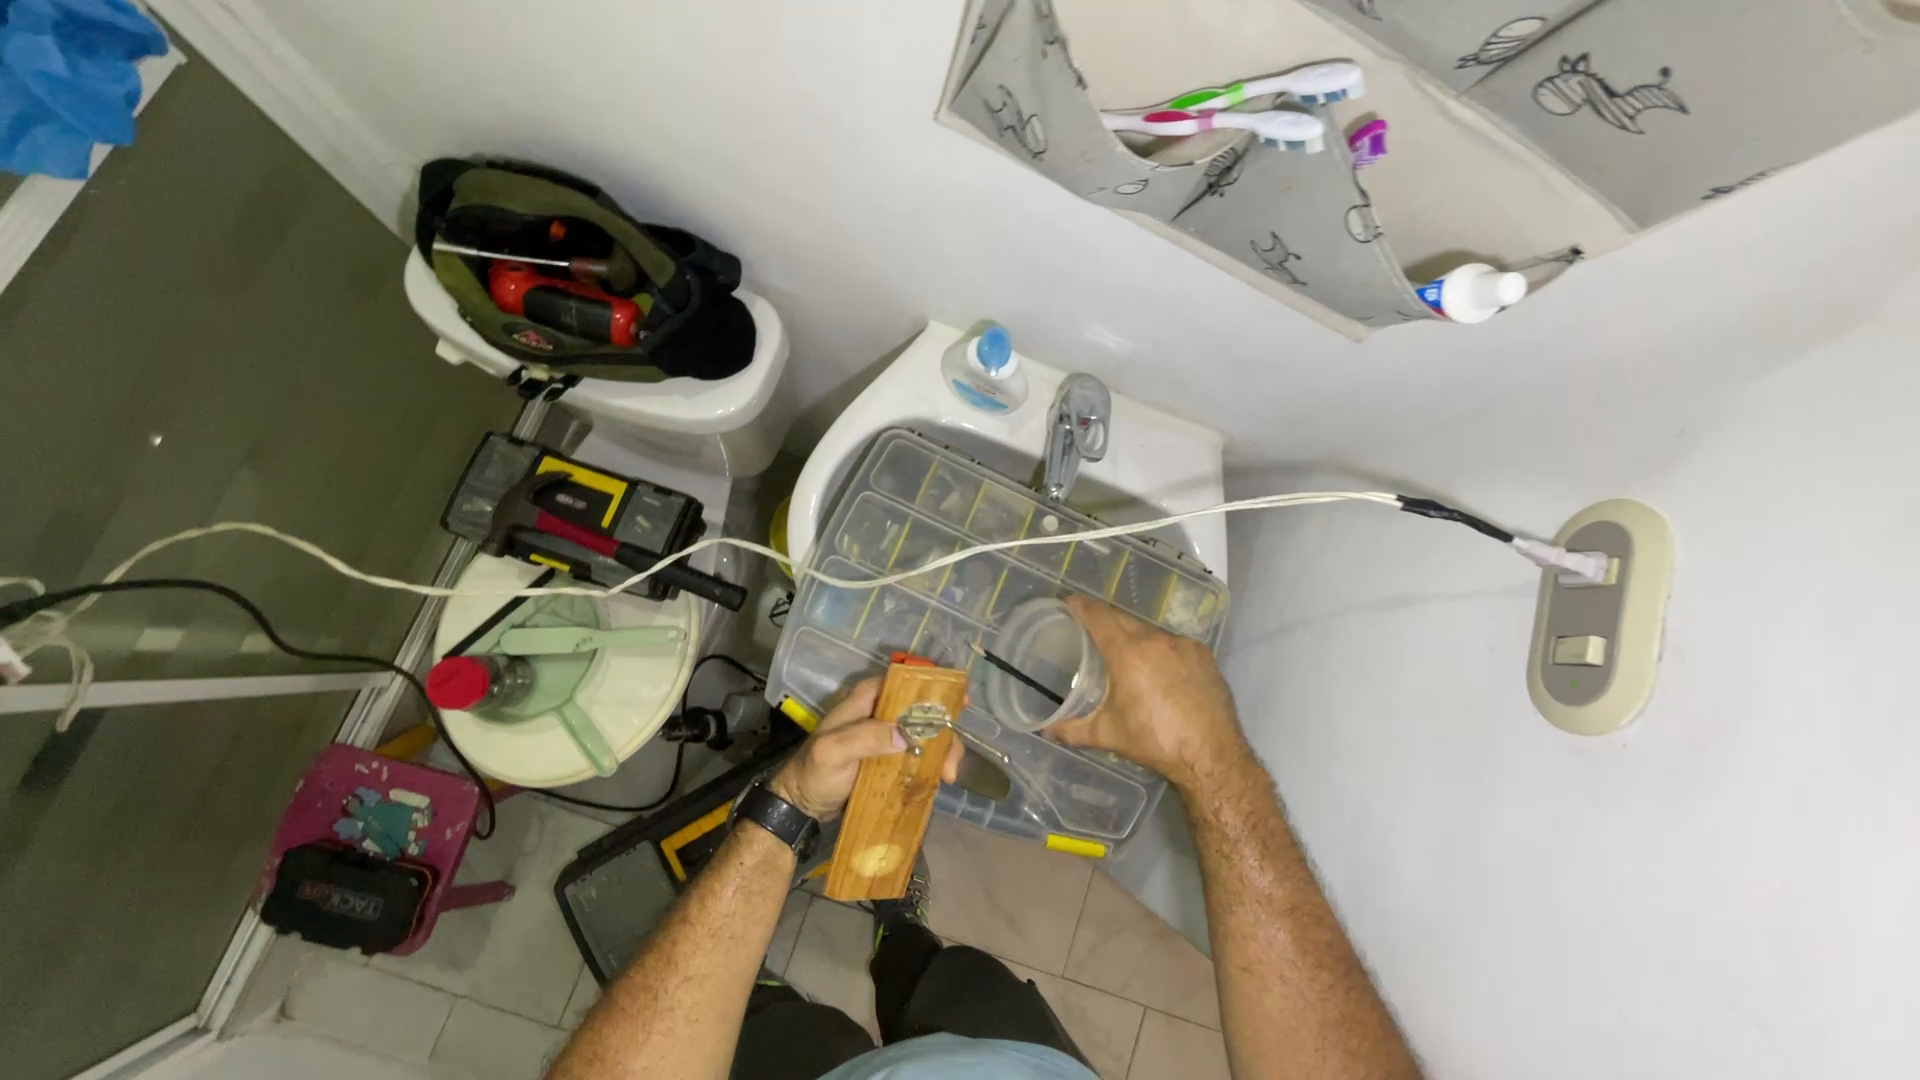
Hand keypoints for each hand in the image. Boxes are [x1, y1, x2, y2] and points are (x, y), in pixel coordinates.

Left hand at [768, 675, 964, 821]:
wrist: (802, 806)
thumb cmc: (813, 772)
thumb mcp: (833, 752)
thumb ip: (865, 738)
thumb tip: (905, 735)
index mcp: (866, 699)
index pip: (904, 682)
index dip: (933, 688)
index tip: (960, 702)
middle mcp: (880, 712)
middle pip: (922, 711)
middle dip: (944, 731)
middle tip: (951, 761)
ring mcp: (886, 736)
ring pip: (925, 734)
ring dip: (942, 752)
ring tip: (947, 777)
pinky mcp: (890, 759)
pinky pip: (919, 754)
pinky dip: (932, 765)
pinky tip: (940, 781)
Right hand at [1049, 596, 1247, 789]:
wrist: (1212, 755)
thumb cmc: (1156, 742)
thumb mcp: (1109, 735)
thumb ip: (1073, 730)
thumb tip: (1047, 731)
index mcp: (1128, 654)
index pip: (1098, 617)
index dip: (1080, 606)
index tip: (1068, 604)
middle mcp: (1156, 640)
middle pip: (1123, 619)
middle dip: (1105, 621)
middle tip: (1090, 630)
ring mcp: (1184, 645)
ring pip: (1150, 631)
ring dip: (1134, 637)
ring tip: (1124, 653)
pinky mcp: (1204, 655)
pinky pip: (1173, 643)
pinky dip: (1160, 650)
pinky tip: (1158, 670)